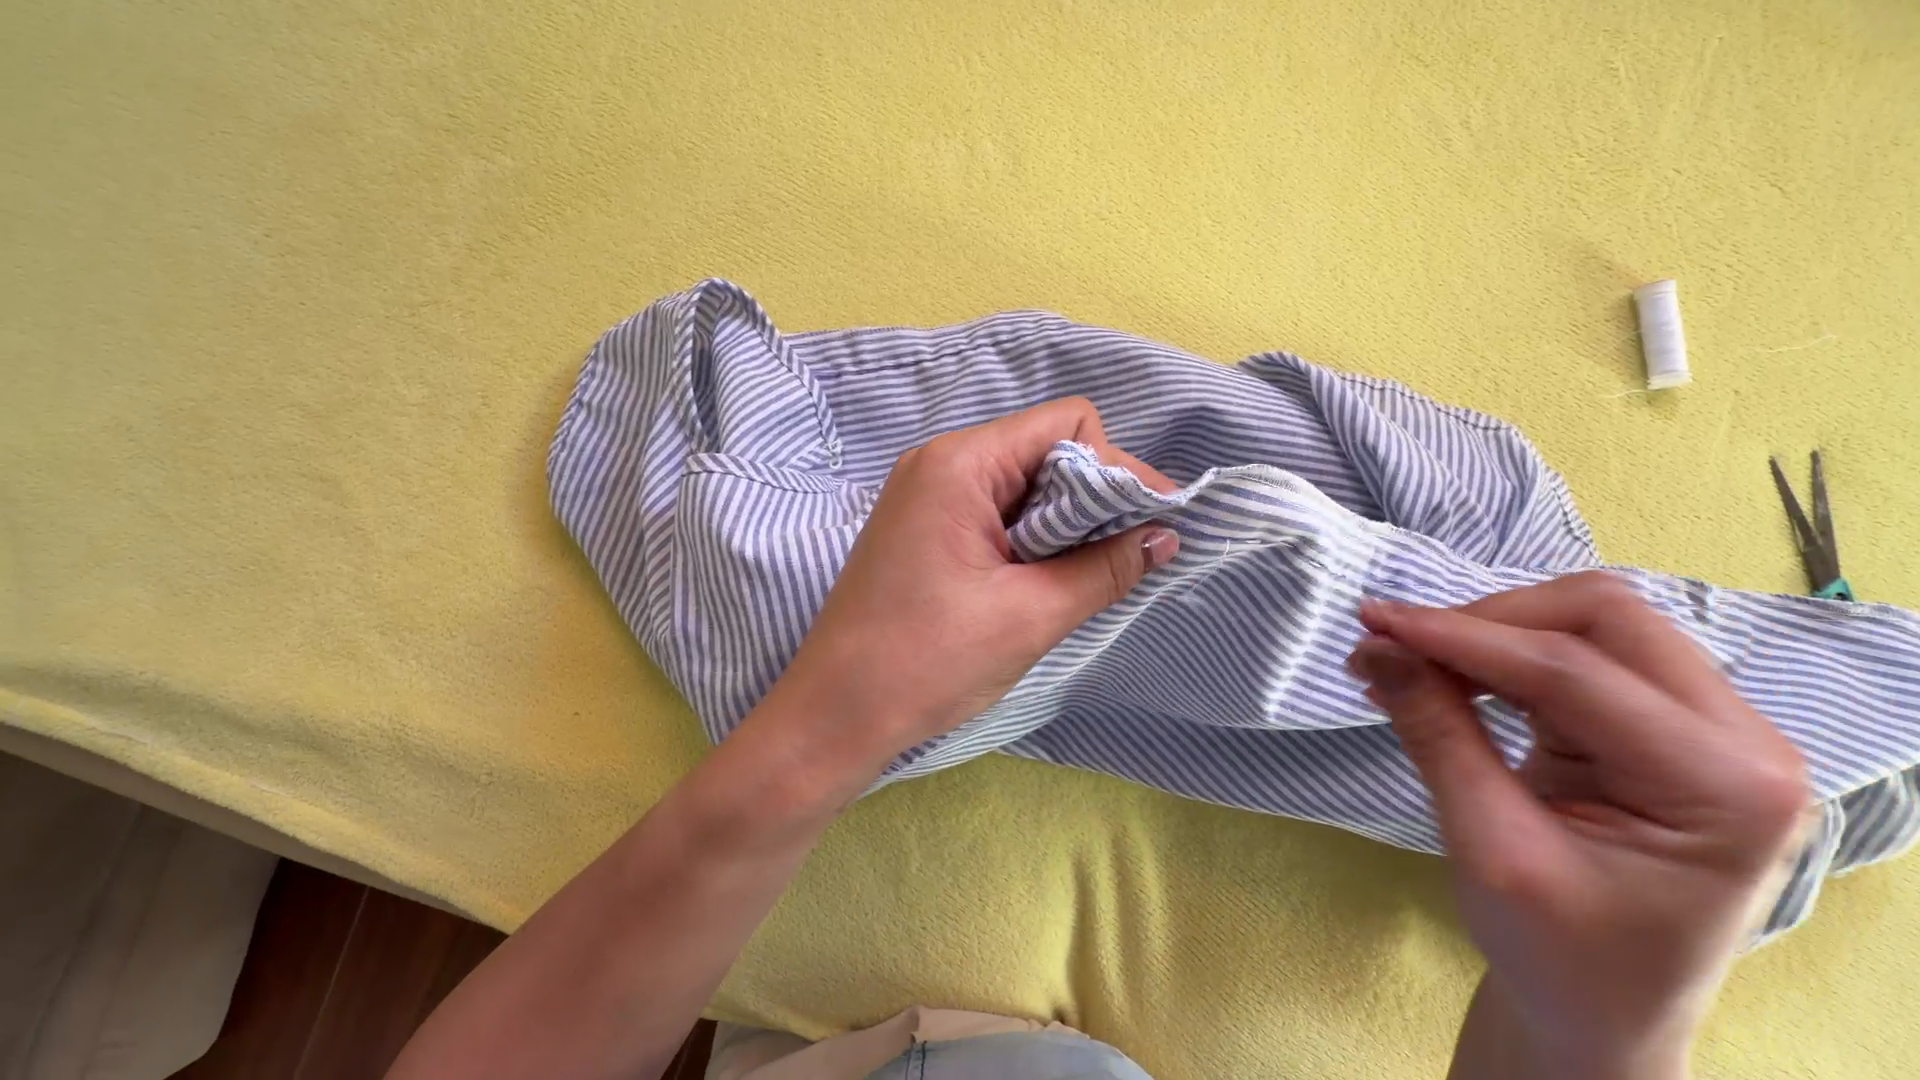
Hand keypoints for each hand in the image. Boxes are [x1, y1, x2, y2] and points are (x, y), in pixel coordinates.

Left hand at [770, 396, 1179, 760]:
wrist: (834, 715)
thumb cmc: (926, 662)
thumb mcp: (1030, 615)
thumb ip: (1105, 569)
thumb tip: (1166, 536)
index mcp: (961, 463)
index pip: (1068, 425)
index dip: (1117, 470)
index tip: (1150, 525)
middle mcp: (941, 463)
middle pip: (1047, 450)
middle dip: (1094, 500)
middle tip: (1122, 558)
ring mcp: (927, 495)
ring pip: (1025, 486)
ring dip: (1064, 526)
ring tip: (1083, 578)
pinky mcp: (924, 530)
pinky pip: (997, 514)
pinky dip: (1032, 541)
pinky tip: (1044, 583)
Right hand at [1347, 572, 1810, 1079]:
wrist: (1598, 1012)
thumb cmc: (1558, 954)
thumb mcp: (1488, 848)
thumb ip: (1436, 734)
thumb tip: (1376, 646)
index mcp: (1723, 783)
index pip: (1572, 669)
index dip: (1460, 636)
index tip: (1372, 622)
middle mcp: (1737, 739)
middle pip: (1602, 617)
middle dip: (1486, 621)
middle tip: (1396, 647)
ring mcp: (1706, 729)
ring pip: (1588, 624)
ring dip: (1489, 632)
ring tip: (1407, 662)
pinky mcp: (1660, 727)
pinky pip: (1576, 656)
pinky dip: (1499, 657)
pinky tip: (1443, 677)